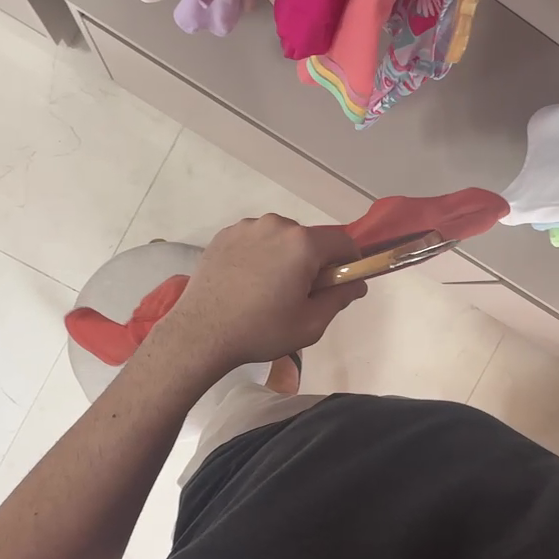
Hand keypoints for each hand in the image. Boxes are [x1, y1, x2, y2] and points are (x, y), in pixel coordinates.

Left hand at [151, 215, 367, 375]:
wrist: (201, 333)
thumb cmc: (261, 331)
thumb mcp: (310, 323)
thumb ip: (339, 298)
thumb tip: (357, 283)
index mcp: (302, 244)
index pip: (342, 242)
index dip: (349, 261)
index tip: (341, 283)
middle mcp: (277, 225)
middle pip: (310, 239)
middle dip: (313, 262)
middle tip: (301, 295)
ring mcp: (247, 227)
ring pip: (281, 239)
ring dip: (285, 258)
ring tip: (269, 291)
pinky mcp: (224, 235)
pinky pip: (256, 240)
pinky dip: (260, 256)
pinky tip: (248, 284)